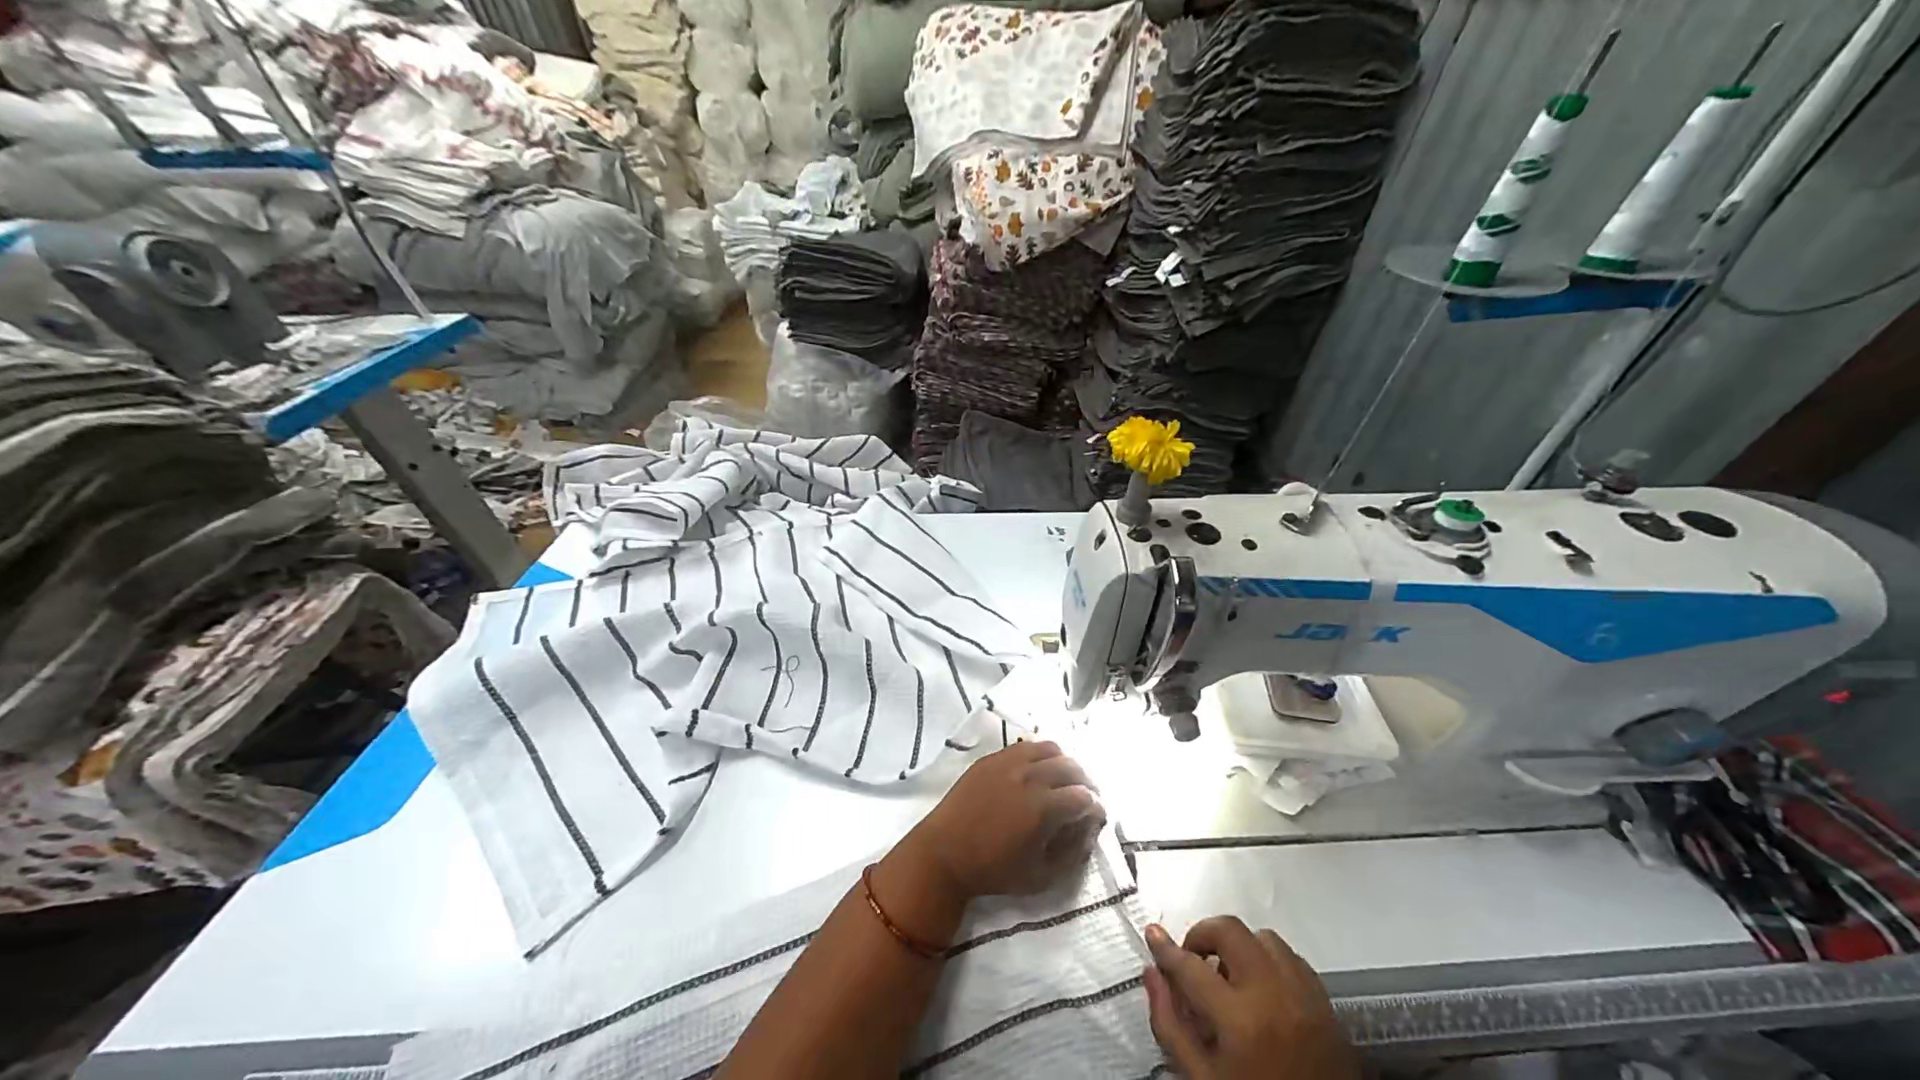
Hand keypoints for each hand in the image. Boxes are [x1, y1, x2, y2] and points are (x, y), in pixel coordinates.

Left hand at [901, 740, 1104, 902]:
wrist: (944, 854)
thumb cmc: (993, 871)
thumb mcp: (1041, 877)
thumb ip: (1073, 853)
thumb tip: (1089, 829)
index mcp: (1043, 808)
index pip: (1085, 797)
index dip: (1096, 808)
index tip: (1095, 818)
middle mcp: (1029, 777)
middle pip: (1072, 767)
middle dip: (1086, 782)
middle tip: (1085, 798)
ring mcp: (1008, 762)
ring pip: (1050, 749)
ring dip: (1064, 764)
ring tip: (1063, 781)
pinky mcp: (991, 758)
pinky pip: (1025, 747)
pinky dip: (1040, 755)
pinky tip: (1037, 771)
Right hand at [1143, 917, 1357, 1079]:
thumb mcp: (1200, 1077)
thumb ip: (1168, 1023)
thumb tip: (1153, 975)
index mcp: (1239, 1020)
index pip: (1189, 965)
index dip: (1164, 948)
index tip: (1154, 937)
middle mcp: (1273, 997)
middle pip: (1229, 931)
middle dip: (1202, 935)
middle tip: (1192, 958)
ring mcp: (1304, 997)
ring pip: (1264, 938)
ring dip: (1238, 947)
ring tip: (1228, 975)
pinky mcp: (1325, 1004)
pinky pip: (1292, 959)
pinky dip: (1269, 962)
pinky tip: (1259, 986)